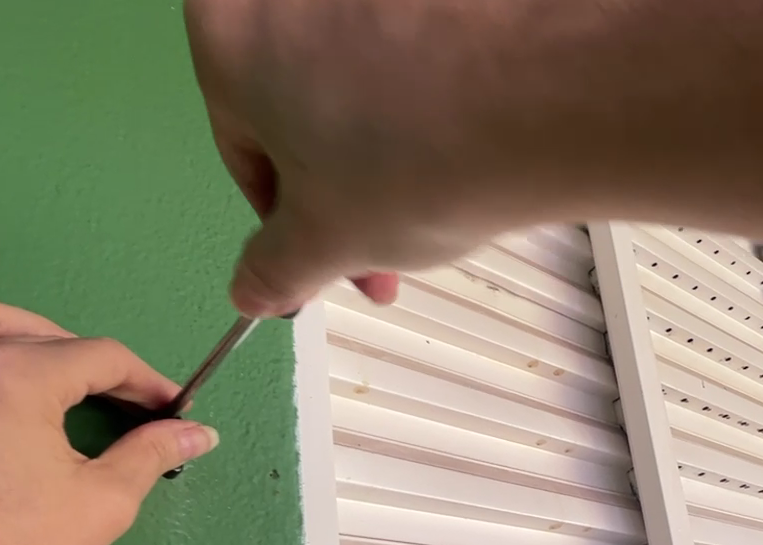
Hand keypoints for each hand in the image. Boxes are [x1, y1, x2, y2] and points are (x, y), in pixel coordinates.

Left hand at [0, 285, 219, 544]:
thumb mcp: (102, 504)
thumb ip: (152, 454)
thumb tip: (200, 433)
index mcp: (18, 376)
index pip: (101, 358)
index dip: (146, 382)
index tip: (170, 411)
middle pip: (40, 335)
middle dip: (92, 363)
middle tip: (120, 402)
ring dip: (20, 327)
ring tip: (50, 355)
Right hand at [184, 0, 530, 315]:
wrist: (538, 105)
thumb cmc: (405, 174)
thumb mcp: (326, 243)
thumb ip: (276, 270)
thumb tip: (250, 294)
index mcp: (225, 32)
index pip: (242, 151)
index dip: (291, 223)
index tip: (334, 261)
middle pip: (303, 114)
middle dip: (346, 199)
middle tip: (391, 257)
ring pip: (360, 88)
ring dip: (387, 159)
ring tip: (438, 205)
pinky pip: (413, 59)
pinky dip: (427, 108)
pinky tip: (463, 149)